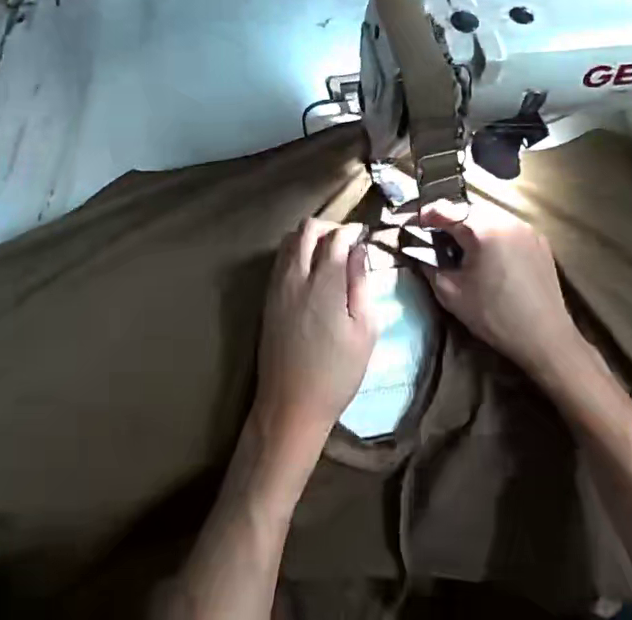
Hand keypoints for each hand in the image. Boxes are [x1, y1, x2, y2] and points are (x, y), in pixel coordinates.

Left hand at [254, 219, 376, 444]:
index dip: (352, 230)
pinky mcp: (267, 299)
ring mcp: (277, 287)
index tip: (364, 235)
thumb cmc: (337, 372)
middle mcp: (296, 277)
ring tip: (328, 254)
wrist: (290, 405)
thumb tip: (359, 251)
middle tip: (346, 241)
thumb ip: (361, 284)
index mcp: (324, 283)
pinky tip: (311, 272)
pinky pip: (279, 260)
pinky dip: (295, 252)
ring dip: (309, 237)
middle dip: (329, 226)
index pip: (335, 236)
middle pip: (306, 229)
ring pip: (288, 240)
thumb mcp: (365, 330)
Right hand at [417, 199, 585, 381]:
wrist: (545, 337)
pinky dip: (493, 234)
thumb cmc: (494, 316)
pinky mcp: (539, 240)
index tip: (413, 225)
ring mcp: (526, 228)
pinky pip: (508, 227)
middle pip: (468, 209)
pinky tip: (489, 256)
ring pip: (490, 215)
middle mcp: (506, 219)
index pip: (445, 210)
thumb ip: (429, 265)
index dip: (424, 215)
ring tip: (462, 247)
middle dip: (449, 219)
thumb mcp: (451, 293)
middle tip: (435, 237)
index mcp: (482, 228)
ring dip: (472, 225)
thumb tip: (418, 250)